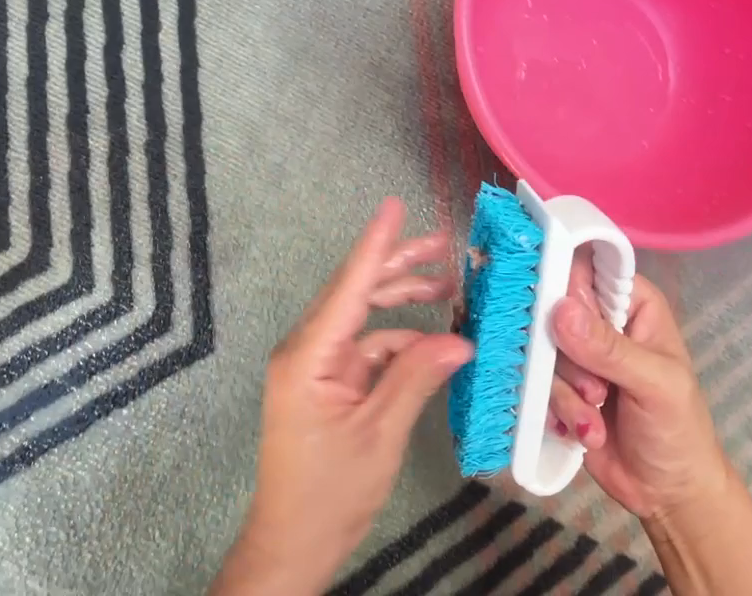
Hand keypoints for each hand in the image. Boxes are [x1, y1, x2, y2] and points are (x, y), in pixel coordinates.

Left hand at [211, 200, 472, 595]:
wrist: (292, 545)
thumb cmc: (329, 493)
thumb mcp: (379, 434)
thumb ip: (416, 378)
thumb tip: (459, 339)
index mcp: (309, 355)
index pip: (349, 287)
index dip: (375, 244)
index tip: (394, 206)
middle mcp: (307, 349)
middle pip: (355, 292)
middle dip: (398, 266)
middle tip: (444, 245)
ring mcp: (316, 365)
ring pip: (362, 317)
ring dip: (401, 302)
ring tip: (447, 287)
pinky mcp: (327, 382)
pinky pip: (365, 348)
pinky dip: (398, 342)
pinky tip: (432, 346)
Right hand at [547, 270, 731, 520]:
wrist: (667, 494)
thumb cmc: (678, 430)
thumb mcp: (655, 385)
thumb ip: (610, 349)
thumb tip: (560, 310)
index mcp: (631, 302)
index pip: (586, 268)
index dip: (565, 284)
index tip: (555, 314)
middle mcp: (600, 320)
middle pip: (554, 310)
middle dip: (569, 359)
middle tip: (595, 391)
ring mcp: (576, 355)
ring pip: (542, 351)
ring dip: (567, 393)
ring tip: (596, 420)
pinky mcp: (558, 386)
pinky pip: (536, 382)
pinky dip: (556, 411)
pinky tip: (582, 431)